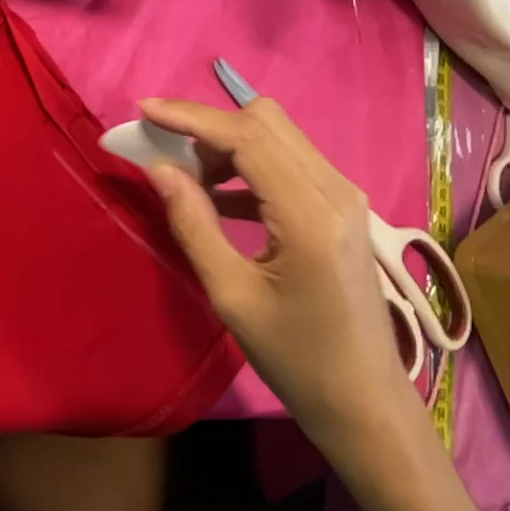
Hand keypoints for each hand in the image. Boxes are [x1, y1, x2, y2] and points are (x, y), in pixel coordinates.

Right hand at [136, 97, 416, 451]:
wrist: (364, 400)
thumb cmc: (297, 359)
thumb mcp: (233, 297)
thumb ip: (194, 225)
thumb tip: (159, 169)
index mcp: (310, 214)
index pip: (248, 136)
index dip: (192, 117)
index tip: (145, 111)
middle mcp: (335, 190)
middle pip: (266, 122)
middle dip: (209, 126)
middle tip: (166, 153)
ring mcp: (344, 196)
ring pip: (279, 136)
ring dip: (230, 144)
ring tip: (189, 179)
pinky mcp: (342, 207)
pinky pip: (291, 163)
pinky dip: (251, 166)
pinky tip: (219, 198)